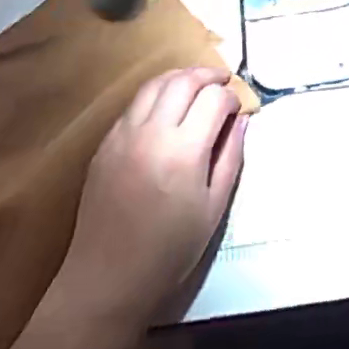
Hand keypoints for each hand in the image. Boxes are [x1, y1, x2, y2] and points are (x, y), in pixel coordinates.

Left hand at [51, 67, 246, 326]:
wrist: (110, 274)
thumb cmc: (170, 250)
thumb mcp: (214, 209)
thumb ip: (230, 157)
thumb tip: (241, 120)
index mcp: (184, 151)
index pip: (213, 99)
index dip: (230, 97)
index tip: (238, 107)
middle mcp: (152, 132)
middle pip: (182, 82)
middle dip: (206, 74)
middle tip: (222, 78)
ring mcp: (124, 133)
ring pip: (154, 85)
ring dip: (178, 77)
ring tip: (195, 82)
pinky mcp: (106, 141)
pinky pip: (134, 105)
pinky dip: (155, 95)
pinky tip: (165, 106)